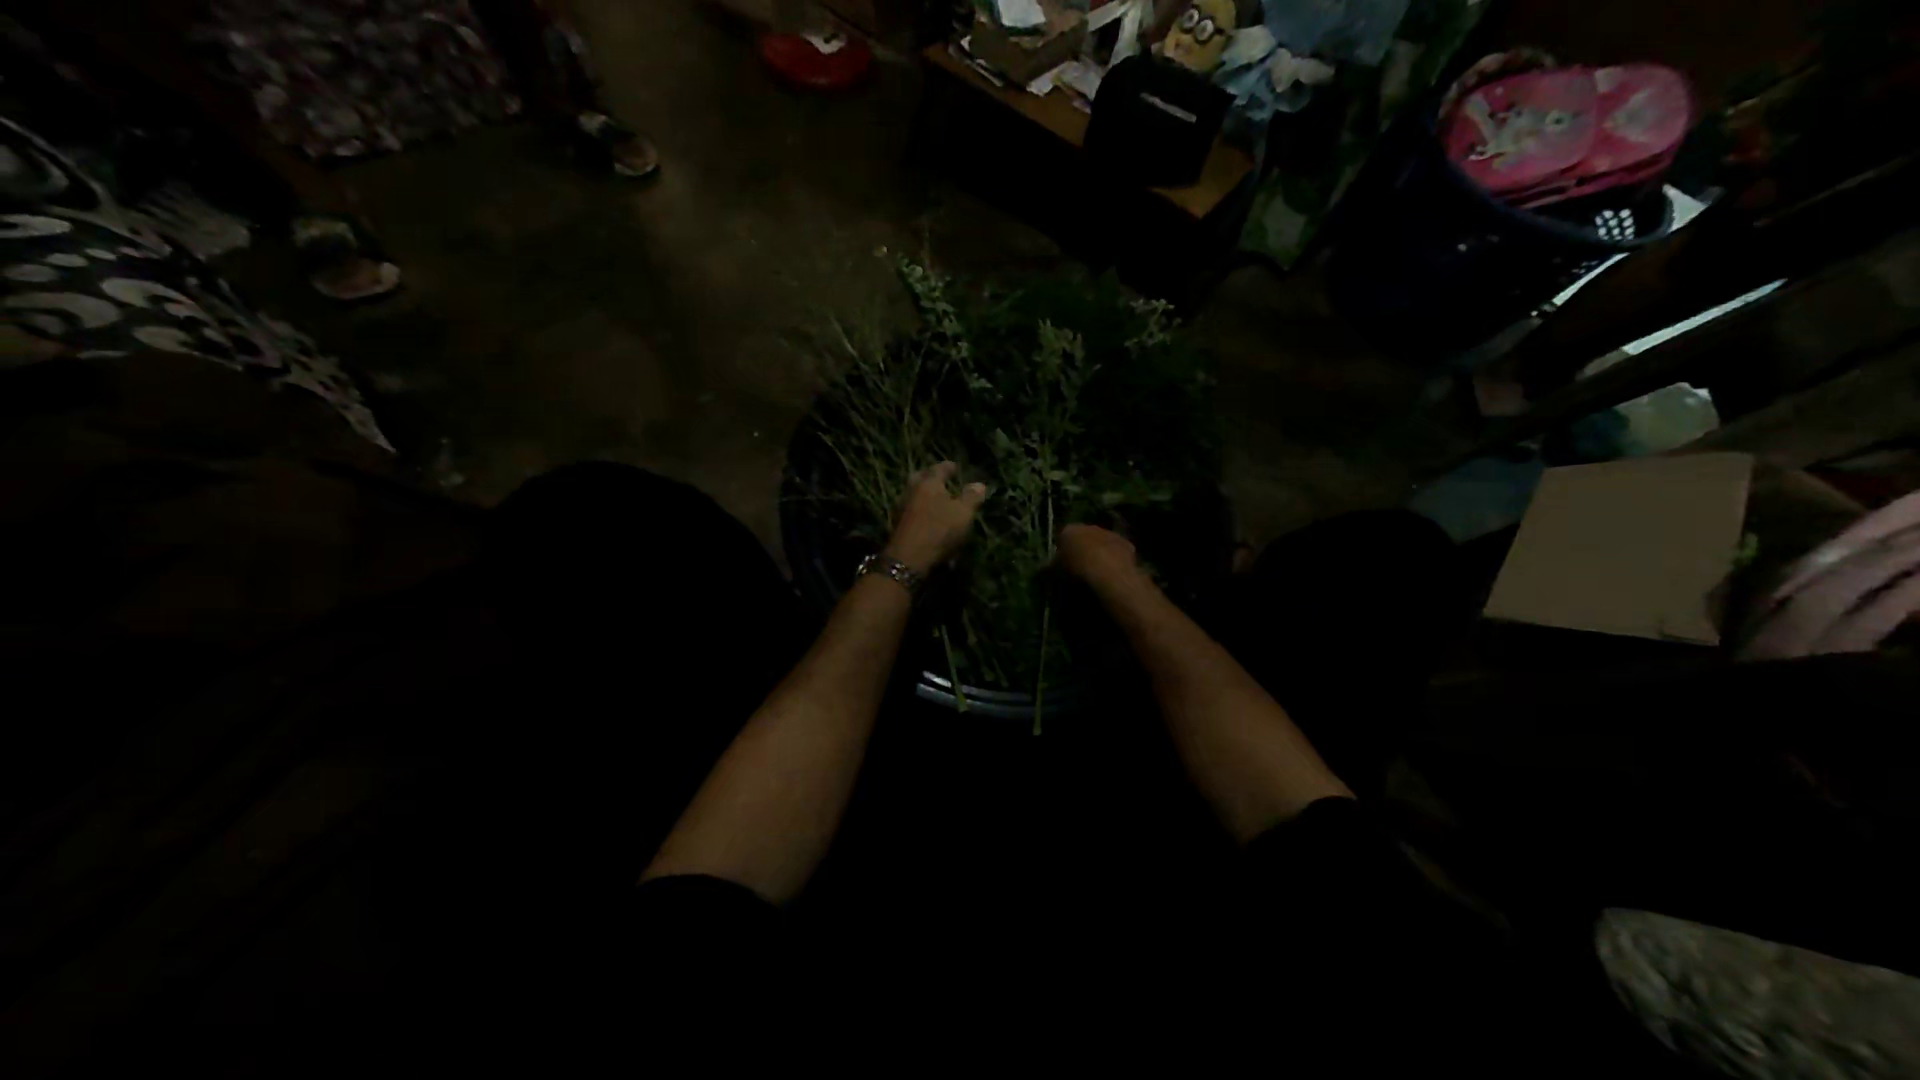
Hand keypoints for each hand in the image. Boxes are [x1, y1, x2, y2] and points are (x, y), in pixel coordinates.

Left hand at [884, 462, 986, 573]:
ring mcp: (902, 507)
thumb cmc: (939, 530)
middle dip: (931, 476)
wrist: (908, 557)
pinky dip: (919, 508)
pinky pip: (911, 509)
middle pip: (921, 477)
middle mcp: (912, 490)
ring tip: (936, 498)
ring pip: (913, 493)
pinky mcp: (898, 523)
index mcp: (929, 483)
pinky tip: (926, 515)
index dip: (949, 467)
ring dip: (924, 493)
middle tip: (940, 478)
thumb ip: (971, 497)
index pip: (939, 468)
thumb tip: (979, 484)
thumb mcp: (962, 513)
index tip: (955, 466)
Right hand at [1057, 524, 1144, 591]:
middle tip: (1081, 568)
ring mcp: (1110, 534)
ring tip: (1098, 573)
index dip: (1063, 551)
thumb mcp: (1055, 573)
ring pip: (1102, 543)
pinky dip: (1115, 560)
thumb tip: (1046, 568)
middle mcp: (1090, 526)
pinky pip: (1117, 552)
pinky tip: (1113, 574)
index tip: (1063, 565)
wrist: (1109, 574)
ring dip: (1100, 554)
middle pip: (1084, 538)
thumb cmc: (1077, 571)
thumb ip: (1051, 568)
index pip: (1062, 537)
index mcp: (1069, 530)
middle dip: (1083, 549)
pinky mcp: (1127, 544)